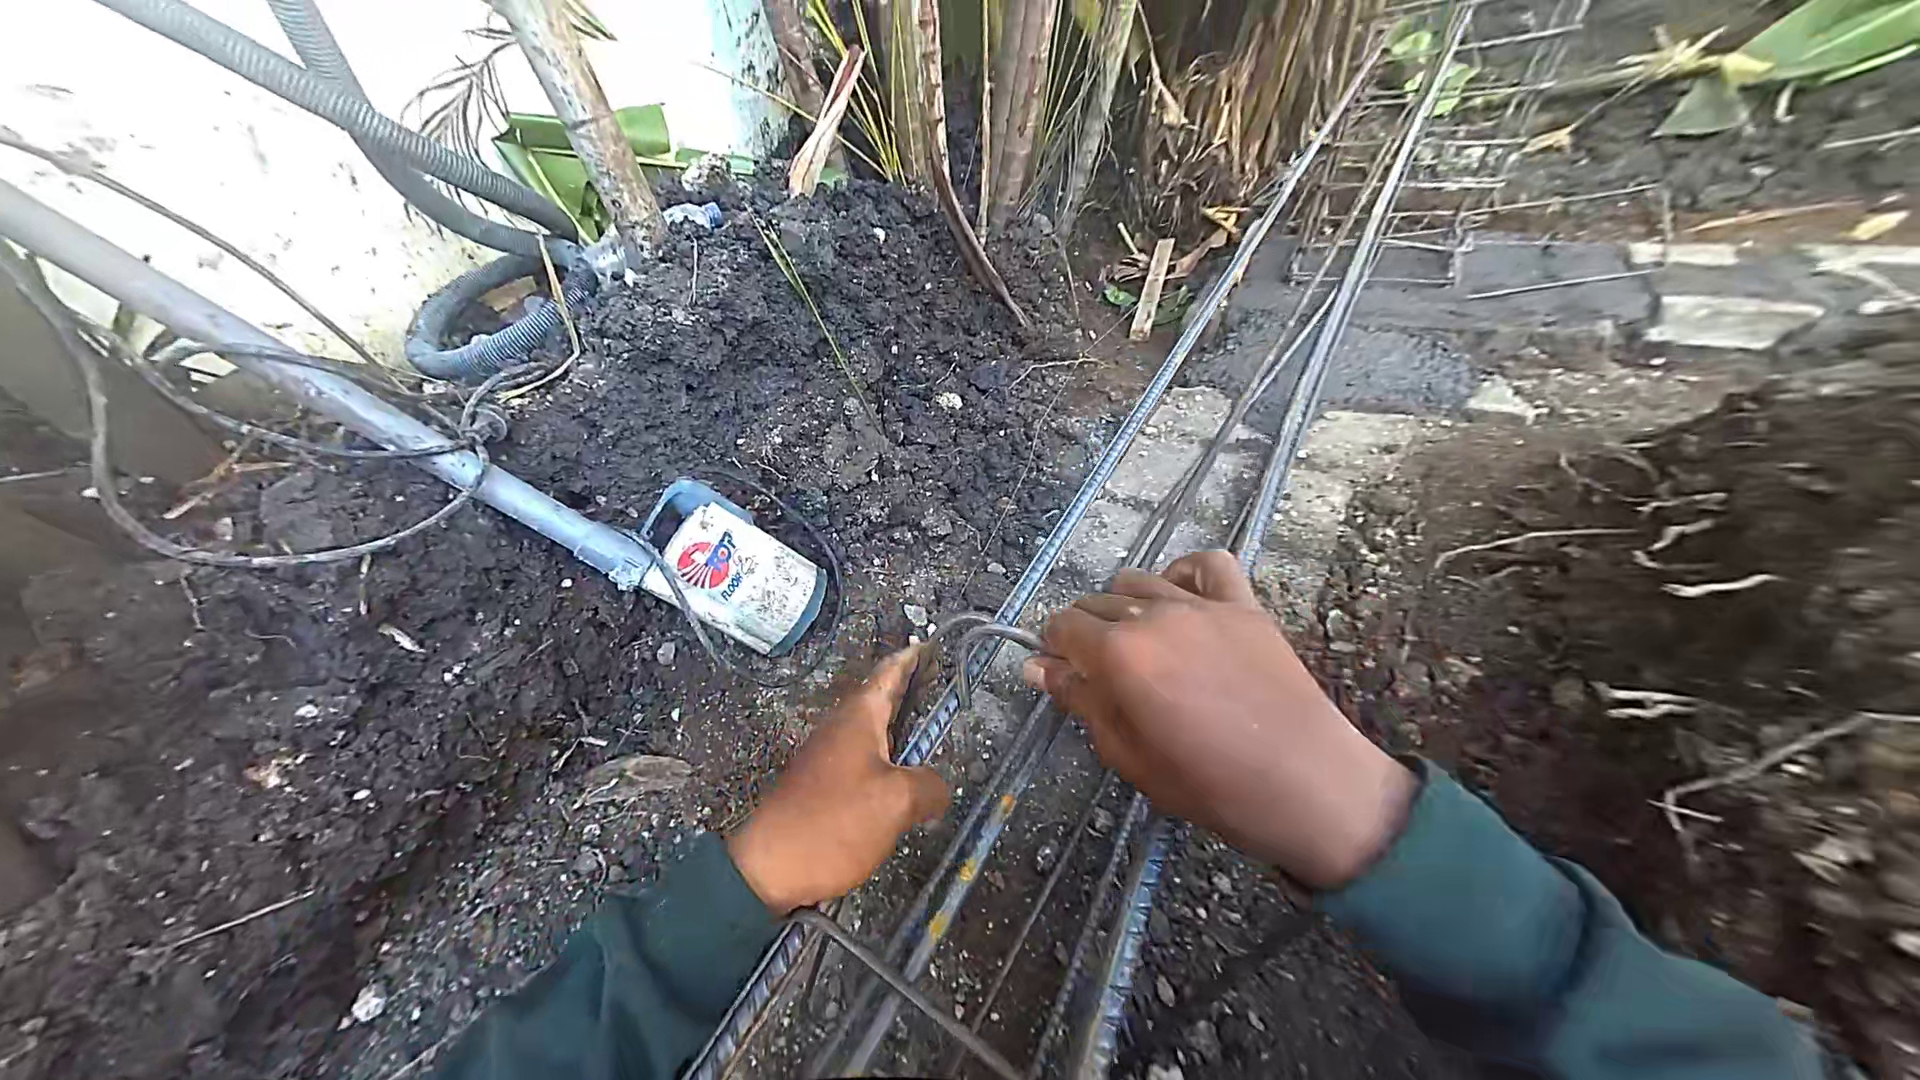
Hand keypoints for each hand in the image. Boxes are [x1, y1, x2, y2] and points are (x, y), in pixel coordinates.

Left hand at [728, 647, 950, 913]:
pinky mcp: (823, 782)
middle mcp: (842, 726)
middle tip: (942, 686)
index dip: (913, 657)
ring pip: (874, 729)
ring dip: (902, 726)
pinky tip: (903, 778)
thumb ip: (929, 786)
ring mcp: (829, 754)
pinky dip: (889, 754)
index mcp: (860, 716)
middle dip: (912, 688)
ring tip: (931, 734)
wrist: (768, 866)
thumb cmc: (835, 822)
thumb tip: (939, 788)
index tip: (932, 645)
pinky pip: (865, 756)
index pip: (890, 672)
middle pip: (883, 696)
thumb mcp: (897, 802)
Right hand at [1023, 550, 1416, 888]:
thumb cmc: (1207, 783)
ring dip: (1123, 604)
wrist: (1307, 785)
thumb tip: (1037, 666)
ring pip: (1138, 579)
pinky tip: (1181, 599)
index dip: (1052, 646)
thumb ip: (1079, 700)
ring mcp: (1201, 604)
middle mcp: (1153, 614)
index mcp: (1119, 653)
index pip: (1062, 626)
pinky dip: (1185, 573)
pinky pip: (1207, 563)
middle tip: (1099, 668)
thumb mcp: (1126, 753)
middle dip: (1084, 630)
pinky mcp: (1243, 604)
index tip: (1060, 669)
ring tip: (1139, 639)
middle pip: (1095, 601)